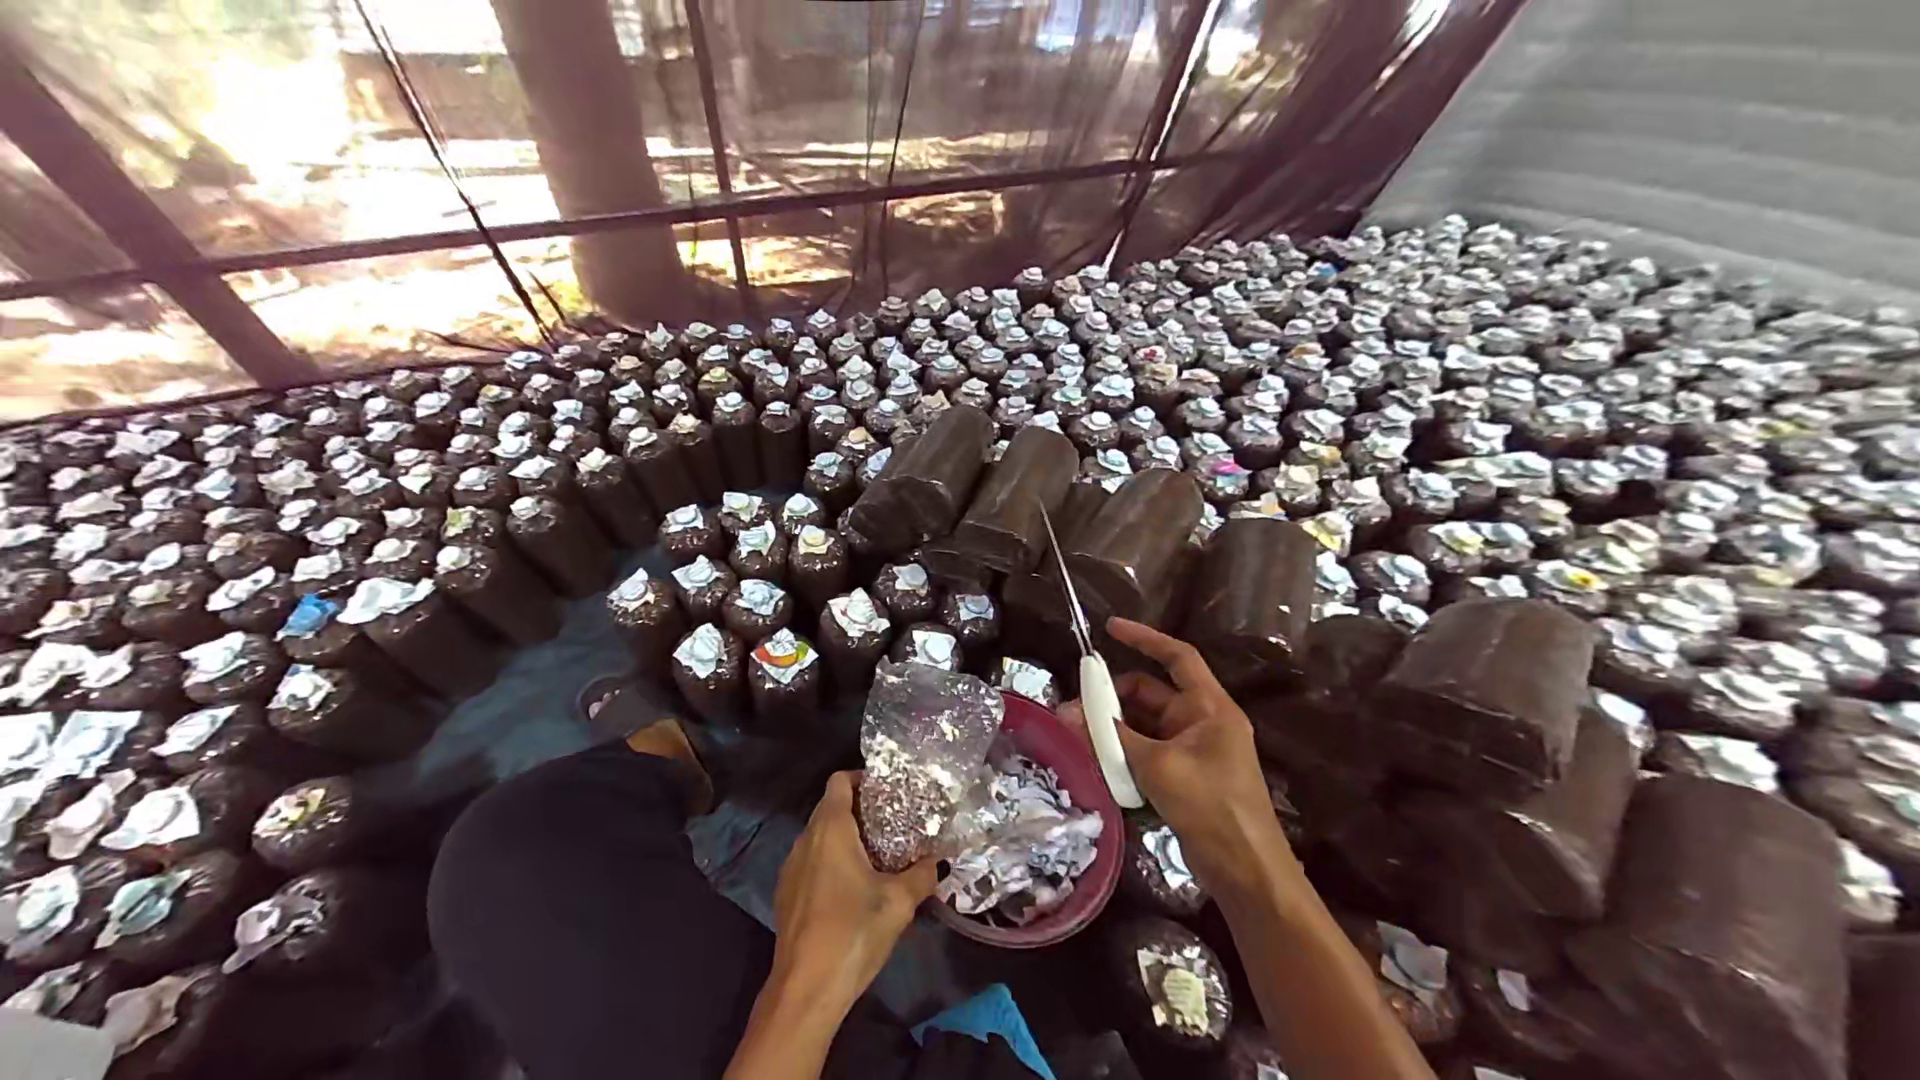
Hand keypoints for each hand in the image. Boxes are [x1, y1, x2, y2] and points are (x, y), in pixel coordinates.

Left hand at [770, 771, 936, 1008]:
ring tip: (878, 854)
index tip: (888, 790)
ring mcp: (791, 868)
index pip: (839, 781)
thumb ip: (922, 875)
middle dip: (860, 809)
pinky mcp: (786, 894)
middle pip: (830, 807)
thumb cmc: (853, 931)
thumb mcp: (899, 901)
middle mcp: (806, 840)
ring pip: (820, 836)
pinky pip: (811, 861)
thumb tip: (939, 862)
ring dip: (846, 837)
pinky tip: (854, 887)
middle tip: (894, 822)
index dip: (862, 778)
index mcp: (831, 829)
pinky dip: (831, 861)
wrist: (805, 990)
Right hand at [1061, 618, 1292, 898]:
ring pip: (1145, 724)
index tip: (1110, 627)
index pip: (1177, 657)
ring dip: (1114, 727)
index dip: (1144, 638)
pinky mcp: (1184, 774)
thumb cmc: (1210, 805)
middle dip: (1113, 697)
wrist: (1245, 869)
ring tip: (1078, 734)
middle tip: (1075, 707)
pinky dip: (1124, 751)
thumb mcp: (1156, 766)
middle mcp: (1202, 720)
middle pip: (1151, 693)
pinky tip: (1098, 760)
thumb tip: (1067, 712)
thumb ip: (1111, 737)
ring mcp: (1193, 749)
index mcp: (1209, 707)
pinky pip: (1147, 750)